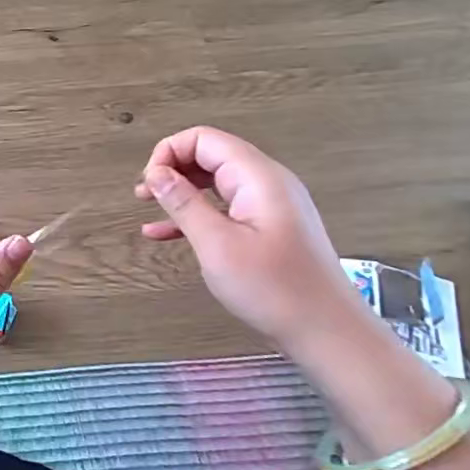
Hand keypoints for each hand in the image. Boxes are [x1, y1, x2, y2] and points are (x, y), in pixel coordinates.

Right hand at [136, 126, 366, 346]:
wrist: (326, 330)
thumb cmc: (271, 287)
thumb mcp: (217, 245)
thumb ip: (184, 204)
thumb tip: (156, 173)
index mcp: (257, 176)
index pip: (204, 139)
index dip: (170, 152)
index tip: (148, 184)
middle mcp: (266, 181)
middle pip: (211, 156)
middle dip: (173, 169)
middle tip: (143, 195)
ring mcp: (270, 205)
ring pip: (216, 183)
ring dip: (181, 192)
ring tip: (148, 207)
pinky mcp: (269, 228)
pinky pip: (226, 209)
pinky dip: (198, 215)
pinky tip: (166, 233)